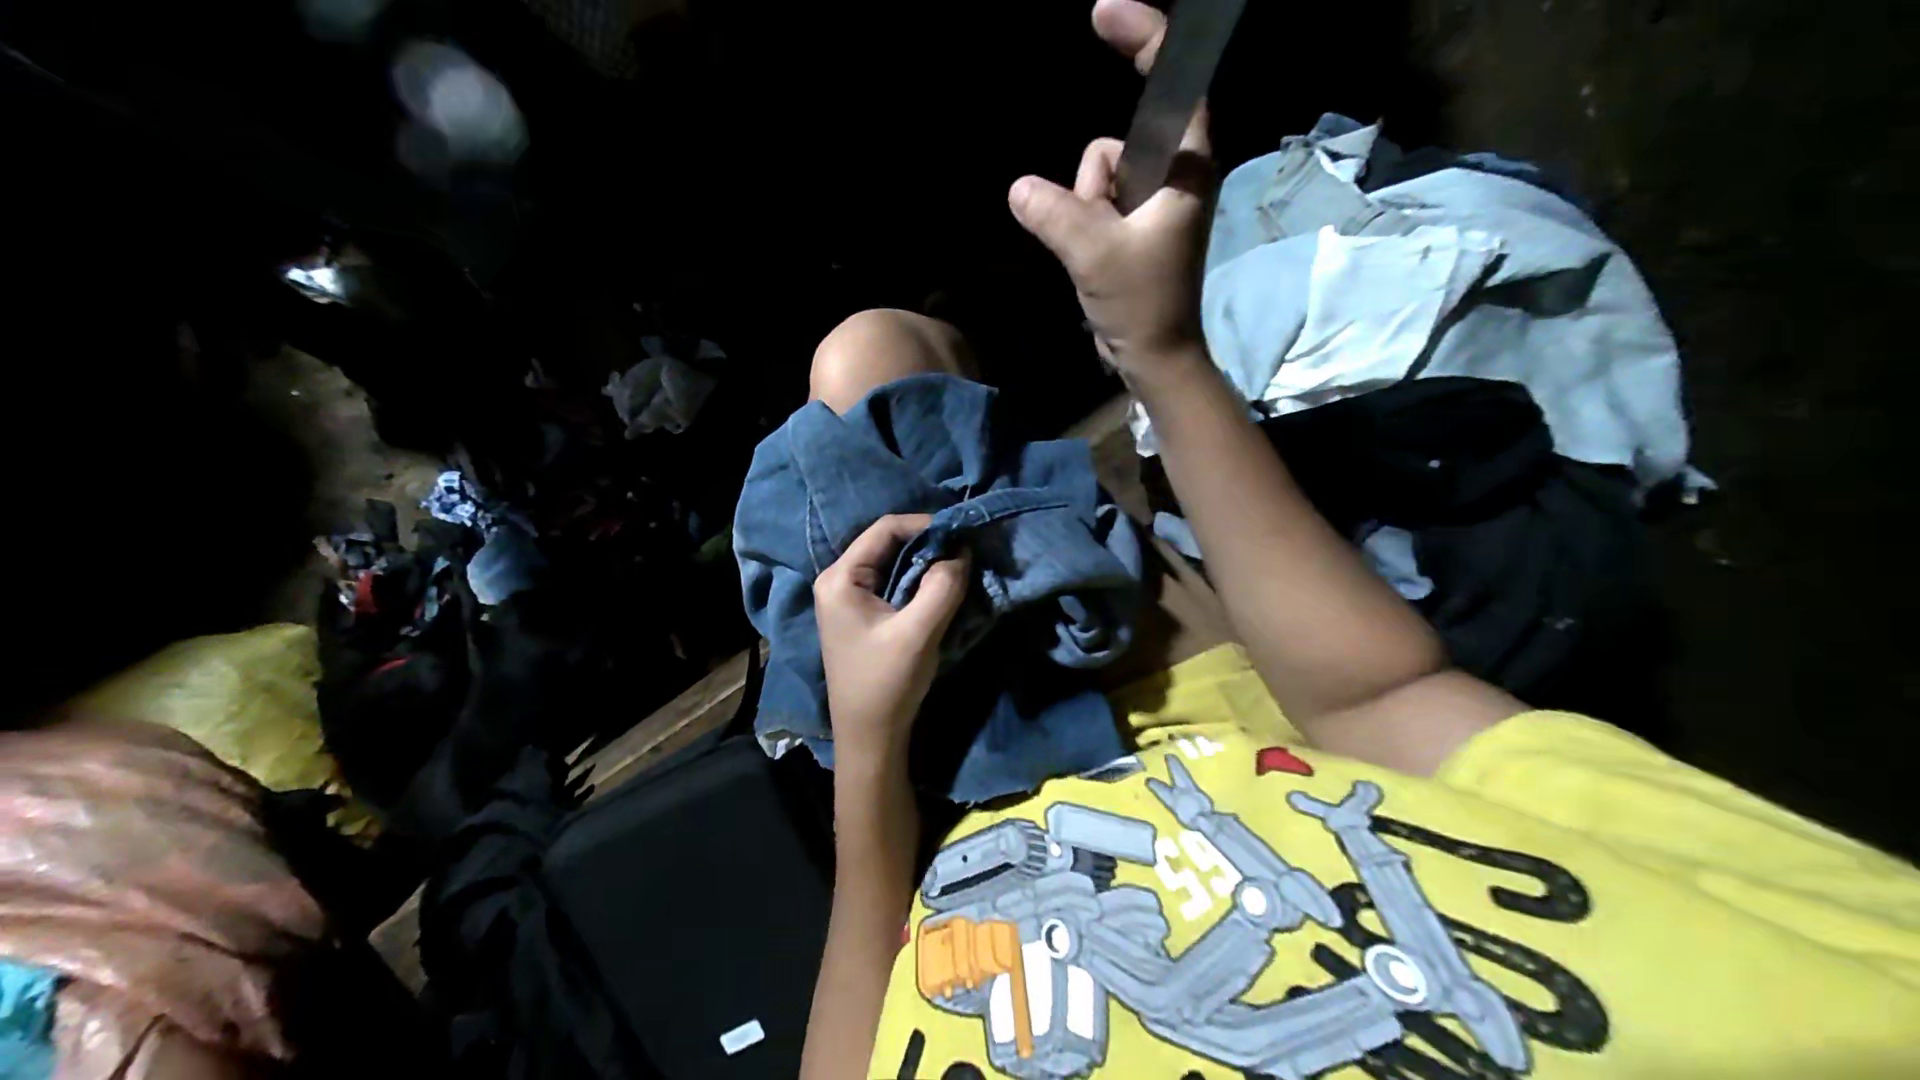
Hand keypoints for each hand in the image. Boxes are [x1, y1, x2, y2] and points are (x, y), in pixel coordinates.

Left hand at [815, 515, 970, 775]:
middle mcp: (838, 580)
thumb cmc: (887, 683)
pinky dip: (917, 581)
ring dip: (925, 563)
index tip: (961, 535)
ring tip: (956, 569)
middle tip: (963, 552)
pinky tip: (939, 589)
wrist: (869, 736)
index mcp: (840, 578)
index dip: (925, 525)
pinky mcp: (861, 613)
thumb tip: (961, 550)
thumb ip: (942, 586)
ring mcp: (847, 597)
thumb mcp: (919, 632)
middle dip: (927, 544)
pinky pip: (892, 582)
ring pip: (892, 562)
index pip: (885, 529)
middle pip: (887, 543)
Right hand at [1008, 0, 1214, 377]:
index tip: (1100, 14)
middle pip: (1115, 145)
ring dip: (1084, 215)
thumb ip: (1054, 213)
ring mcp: (1151, 206)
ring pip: (1097, 181)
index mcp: (1185, 168)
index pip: (1173, 82)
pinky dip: (1083, 228)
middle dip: (1091, 186)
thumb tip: (1019, 188)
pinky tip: (1095, 263)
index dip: (1143, 38)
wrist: (1154, 357)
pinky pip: (1093, 207)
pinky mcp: (1133, 229)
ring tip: (1101, 257)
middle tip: (1102, 236)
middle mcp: (1172, 178)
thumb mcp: (1094, 254)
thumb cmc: (1143, 303)